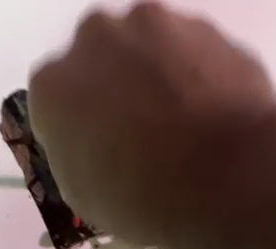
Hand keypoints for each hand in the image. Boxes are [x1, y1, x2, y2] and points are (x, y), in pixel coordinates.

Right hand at [27, 3, 275, 245]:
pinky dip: (195, 78)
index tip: (98, 154)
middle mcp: (94, 38)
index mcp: (52, 87)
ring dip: (155, 79)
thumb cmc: (141, 199)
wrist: (223, 177)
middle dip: (114, 91)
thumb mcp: (86, 197)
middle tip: (139, 137)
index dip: (78, 130)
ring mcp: (152, 23)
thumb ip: (77, 155)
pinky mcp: (205, 25)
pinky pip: (190, 53)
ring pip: (146, 50)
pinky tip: (209, 118)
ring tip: (181, 130)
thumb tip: (92, 147)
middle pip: (98, 62)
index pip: (55, 103)